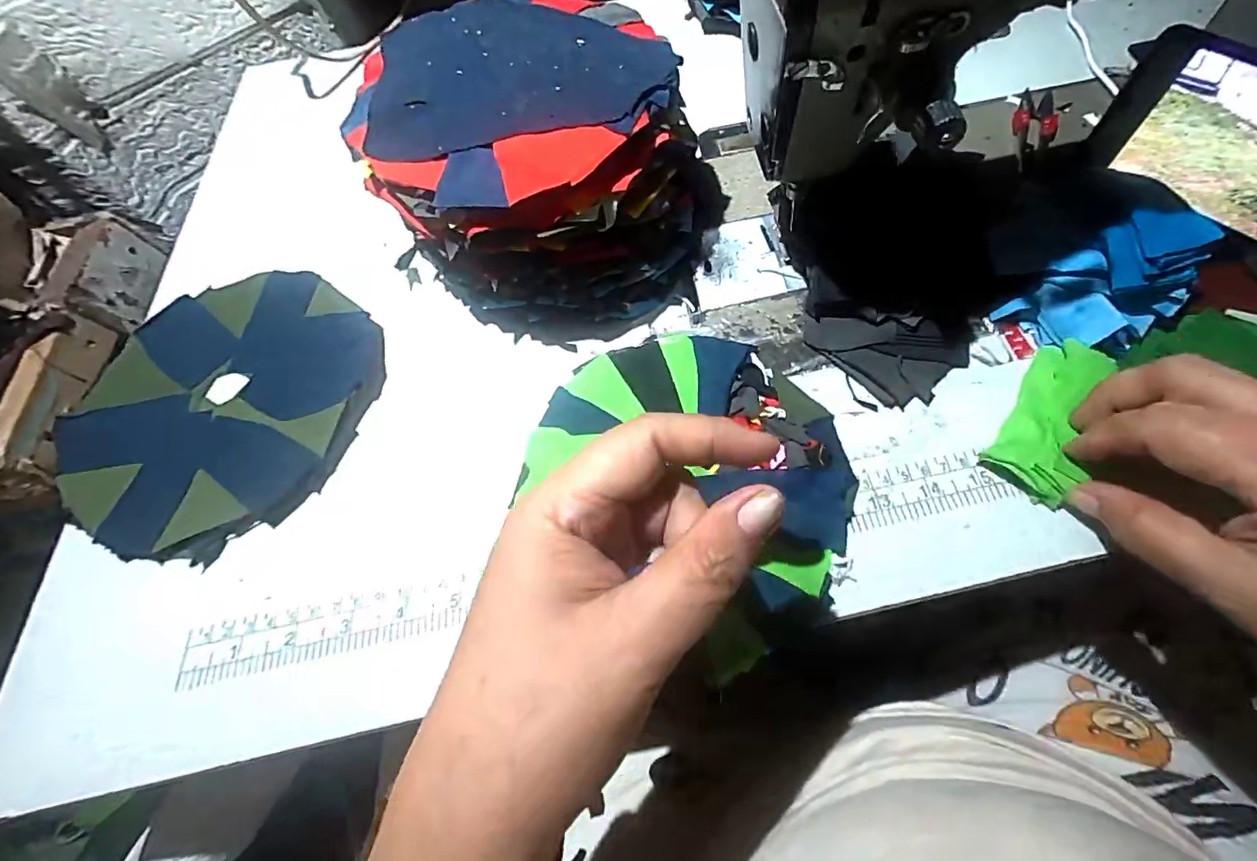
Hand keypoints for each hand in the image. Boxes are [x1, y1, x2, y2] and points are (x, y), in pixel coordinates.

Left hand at [374, 415, 783, 860]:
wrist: (482, 821)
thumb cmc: (545, 720)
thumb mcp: (638, 637)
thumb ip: (709, 563)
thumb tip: (773, 495)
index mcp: (559, 509)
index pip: (646, 440)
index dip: (712, 436)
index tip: (774, 454)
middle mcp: (570, 519)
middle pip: (660, 482)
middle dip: (699, 520)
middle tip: (710, 582)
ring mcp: (582, 556)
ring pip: (665, 521)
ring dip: (693, 555)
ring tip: (677, 620)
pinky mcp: (597, 589)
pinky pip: (658, 557)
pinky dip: (683, 576)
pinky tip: (674, 620)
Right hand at [1065, 355, 1256, 860]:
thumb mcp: (1246, 598)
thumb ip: (1154, 534)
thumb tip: (1082, 494)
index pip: (1170, 422)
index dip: (1107, 434)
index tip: (1064, 454)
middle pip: (1193, 373)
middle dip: (1124, 390)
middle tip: (1080, 424)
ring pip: (1223, 380)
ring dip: (1161, 395)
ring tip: (1116, 427)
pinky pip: (1252, 404)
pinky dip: (1199, 412)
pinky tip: (1180, 442)